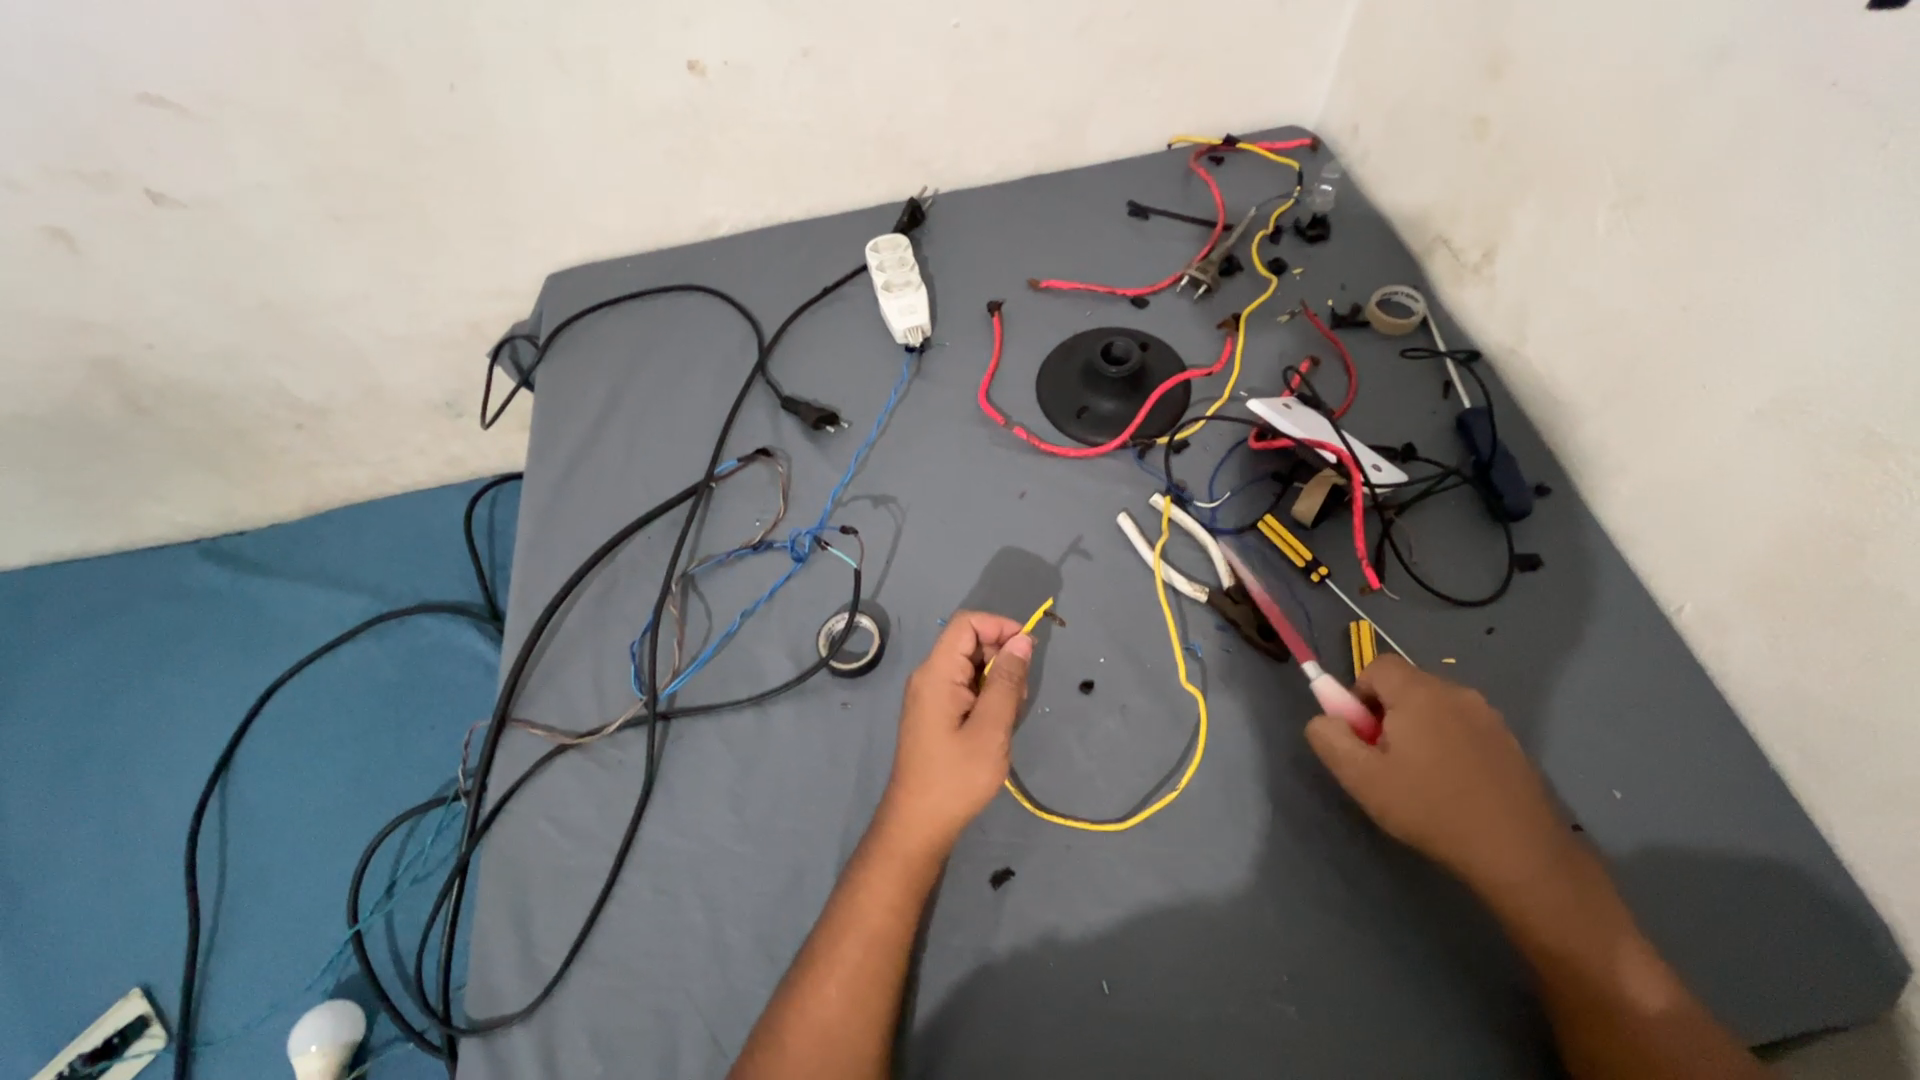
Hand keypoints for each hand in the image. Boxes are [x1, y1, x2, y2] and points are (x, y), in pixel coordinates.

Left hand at [875, 612, 1033, 854]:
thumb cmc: (956, 777)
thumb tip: (1021, 640)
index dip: (1000, 626)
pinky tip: (995, 728)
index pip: (967, 623)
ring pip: (972, 667)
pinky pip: (966, 688)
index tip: (1027, 651)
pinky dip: (987, 698)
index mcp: (937, 673)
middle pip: (970, 643)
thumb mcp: (991, 729)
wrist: (919, 822)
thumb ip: (1007, 680)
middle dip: (1002, 658)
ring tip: (1007, 719)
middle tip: (1018, 698)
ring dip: (997, 682)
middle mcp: (929, 676)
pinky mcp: (936, 713)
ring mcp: (930, 695)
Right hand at [1305, 655, 1573, 894]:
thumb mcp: (1360, 778)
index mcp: (1418, 694)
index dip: (1358, 695)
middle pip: (1407, 686)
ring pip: (1436, 708)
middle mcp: (1456, 693)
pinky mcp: (1510, 742)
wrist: (1519, 851)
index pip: (1377, 666)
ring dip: (1419, 730)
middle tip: (1385, 762)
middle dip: (1387, 714)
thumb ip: (1329, 738)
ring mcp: (1489, 717)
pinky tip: (1453, 788)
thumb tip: (1324, 719)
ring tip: (1420, 779)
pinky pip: (1464, 728)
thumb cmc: (1430, 809)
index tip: (1361, 736)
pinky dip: (1449, 746)